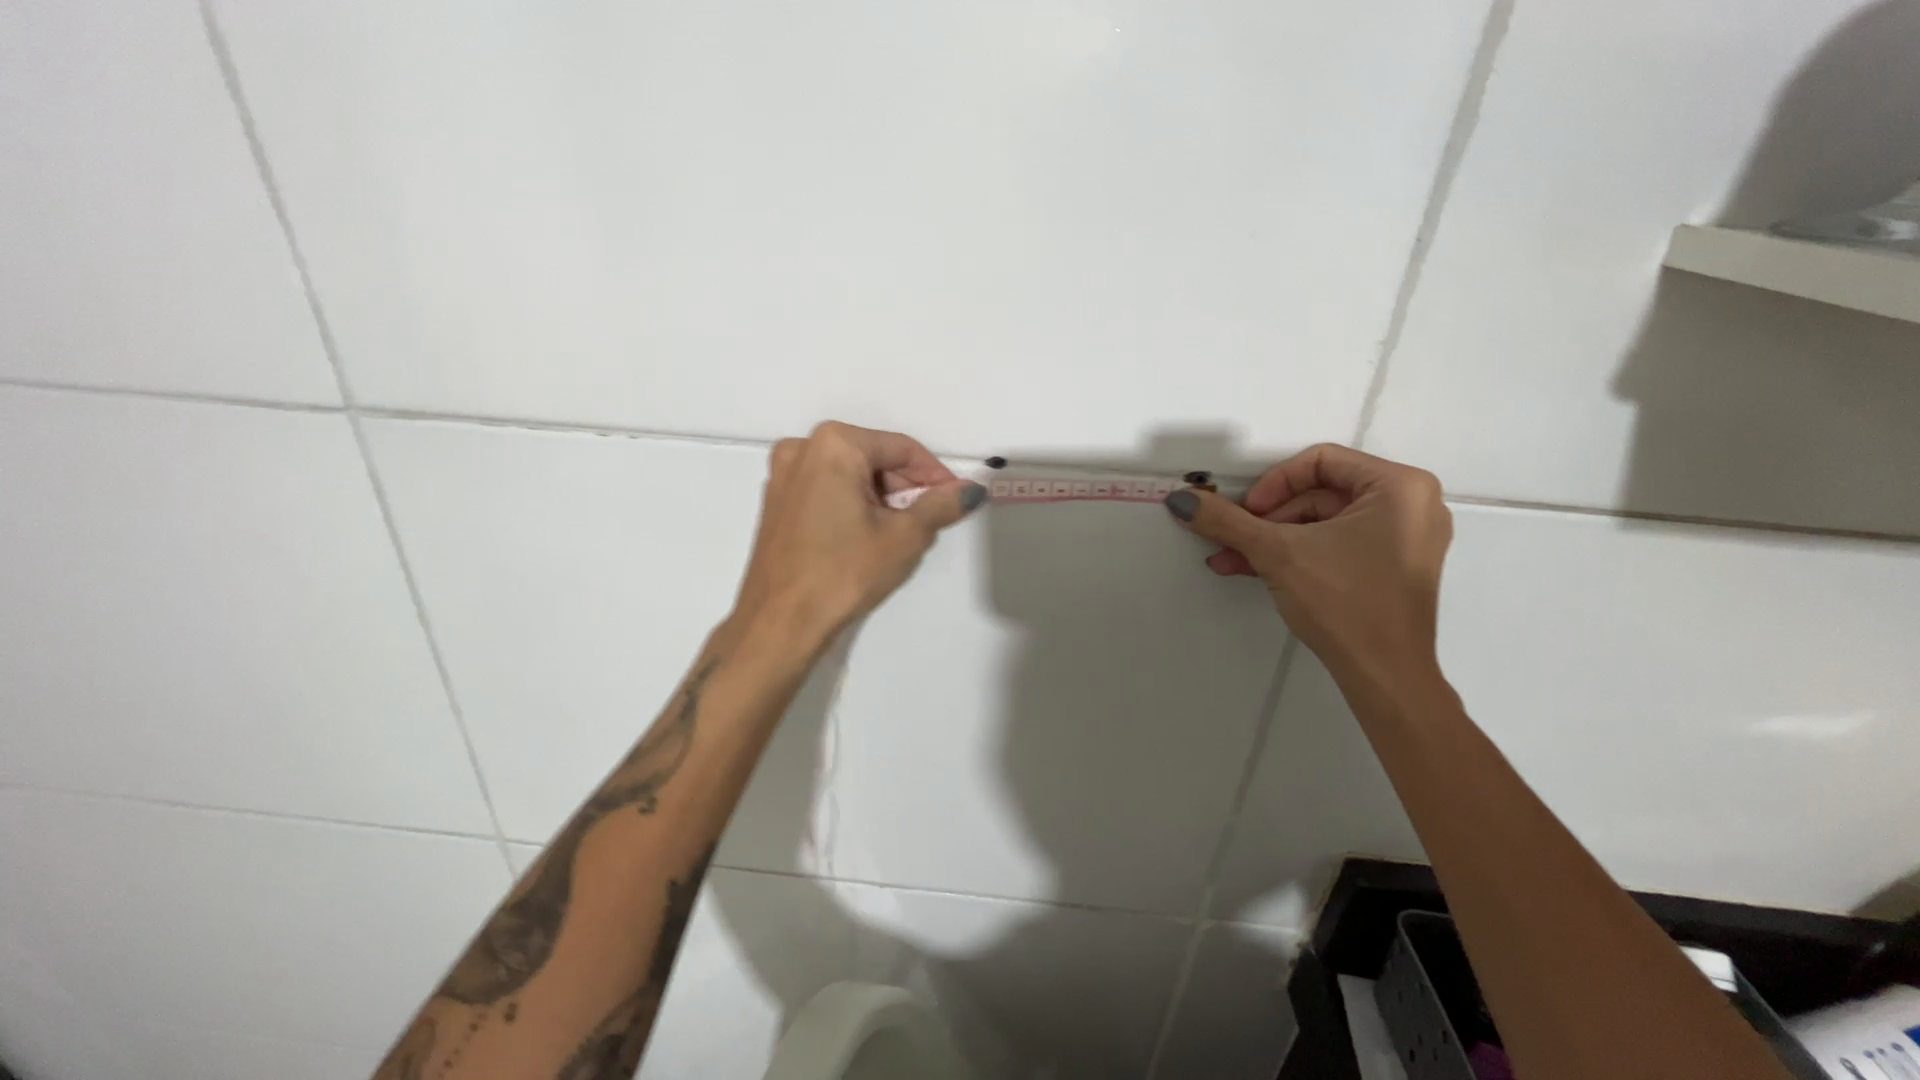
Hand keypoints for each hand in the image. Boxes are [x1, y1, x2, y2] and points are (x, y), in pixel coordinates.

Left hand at [734, 421, 984, 638]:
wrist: (780, 621)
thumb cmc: (844, 572)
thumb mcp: (904, 537)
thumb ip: (941, 505)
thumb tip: (970, 489)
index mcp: (834, 444)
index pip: (901, 449)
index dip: (935, 474)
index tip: (957, 498)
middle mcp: (802, 447)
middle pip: (873, 458)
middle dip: (905, 487)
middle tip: (930, 520)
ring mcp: (782, 475)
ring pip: (849, 475)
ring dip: (880, 498)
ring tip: (901, 533)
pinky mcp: (775, 502)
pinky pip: (826, 490)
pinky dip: (852, 504)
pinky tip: (867, 536)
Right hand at [1164, 443, 1451, 688]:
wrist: (1384, 676)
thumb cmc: (1343, 601)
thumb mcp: (1277, 553)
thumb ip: (1227, 521)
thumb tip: (1181, 499)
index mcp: (1400, 486)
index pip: (1320, 461)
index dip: (1274, 483)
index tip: (1248, 513)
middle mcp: (1412, 504)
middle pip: (1320, 493)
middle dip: (1267, 519)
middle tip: (1232, 539)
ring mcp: (1406, 538)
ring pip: (1324, 523)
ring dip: (1273, 540)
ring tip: (1231, 561)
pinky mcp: (1394, 567)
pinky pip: (1338, 545)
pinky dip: (1298, 555)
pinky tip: (1254, 569)